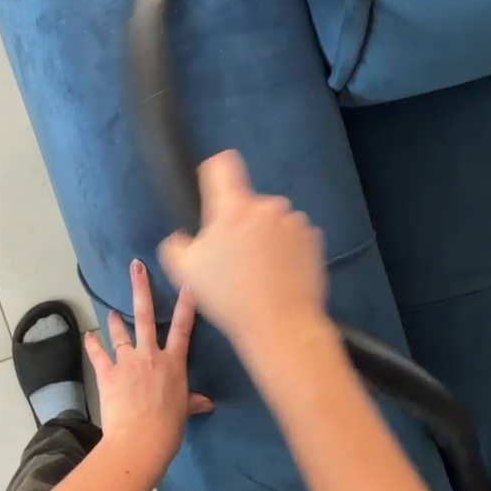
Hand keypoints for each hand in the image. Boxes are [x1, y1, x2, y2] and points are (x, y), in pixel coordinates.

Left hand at [85, 259, 213, 469]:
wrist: (140, 440)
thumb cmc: (168, 429)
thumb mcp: (184, 413)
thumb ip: (193, 402)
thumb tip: (207, 403)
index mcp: (173, 364)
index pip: (183, 328)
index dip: (187, 305)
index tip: (188, 283)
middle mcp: (150, 356)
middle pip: (146, 316)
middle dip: (141, 289)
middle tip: (136, 266)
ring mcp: (127, 362)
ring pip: (120, 333)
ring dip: (115, 321)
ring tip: (111, 311)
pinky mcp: (107, 373)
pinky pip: (98, 354)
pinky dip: (92, 344)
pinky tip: (88, 335)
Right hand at [158, 150, 331, 354]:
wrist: (281, 325)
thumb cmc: (229, 296)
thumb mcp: (183, 271)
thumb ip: (176, 244)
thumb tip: (183, 237)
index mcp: (233, 208)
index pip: (223, 165)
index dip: (215, 169)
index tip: (212, 184)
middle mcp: (266, 206)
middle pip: (247, 201)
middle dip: (240, 219)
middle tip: (234, 253)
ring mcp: (294, 221)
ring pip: (272, 218)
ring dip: (265, 234)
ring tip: (260, 268)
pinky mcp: (314, 239)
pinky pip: (293, 234)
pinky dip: (286, 247)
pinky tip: (280, 272)